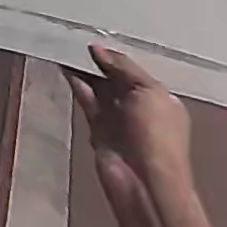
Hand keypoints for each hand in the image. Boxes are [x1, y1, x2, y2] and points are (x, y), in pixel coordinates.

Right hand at [70, 45, 192, 190]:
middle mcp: (139, 107)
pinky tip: (67, 69)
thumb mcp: (147, 91)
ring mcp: (119, 120)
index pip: (135, 71)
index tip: (96, 41)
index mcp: (159, 98)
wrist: (144, 185)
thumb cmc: (155, 135)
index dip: (116, 57)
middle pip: (116, 79)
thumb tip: (97, 49)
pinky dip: (78, 86)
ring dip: (85, 71)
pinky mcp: (99, 130)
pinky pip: (88, 102)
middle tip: (78, 41)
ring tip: (67, 49)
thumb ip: (122, 68)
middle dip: (100, 63)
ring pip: (100, 89)